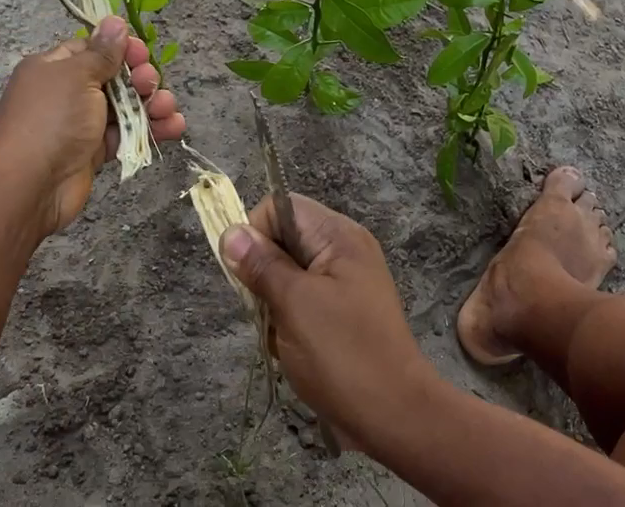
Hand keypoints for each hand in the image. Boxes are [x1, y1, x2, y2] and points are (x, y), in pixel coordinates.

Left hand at [0, 16, 186, 234]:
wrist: (31, 185)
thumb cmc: (51, 120)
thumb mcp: (76, 76)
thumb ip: (102, 52)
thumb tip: (115, 21)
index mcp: (53, 68)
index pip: (91, 49)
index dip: (119, 49)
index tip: (141, 53)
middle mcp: (66, 93)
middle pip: (113, 77)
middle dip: (139, 78)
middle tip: (150, 83)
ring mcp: (81, 124)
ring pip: (124, 107)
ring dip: (151, 104)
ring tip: (167, 108)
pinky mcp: (94, 152)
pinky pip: (126, 134)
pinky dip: (150, 130)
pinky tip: (173, 127)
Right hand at [221, 195, 433, 454]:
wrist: (394, 416)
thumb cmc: (343, 354)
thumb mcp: (294, 304)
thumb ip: (261, 265)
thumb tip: (230, 232)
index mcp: (338, 235)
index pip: (280, 207)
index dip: (256, 233)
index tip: (249, 274)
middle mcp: (343, 248)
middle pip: (282, 240)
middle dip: (263, 274)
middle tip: (268, 310)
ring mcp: (344, 281)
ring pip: (287, 274)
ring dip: (274, 303)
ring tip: (284, 335)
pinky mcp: (342, 311)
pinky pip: (300, 301)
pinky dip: (289, 322)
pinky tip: (295, 349)